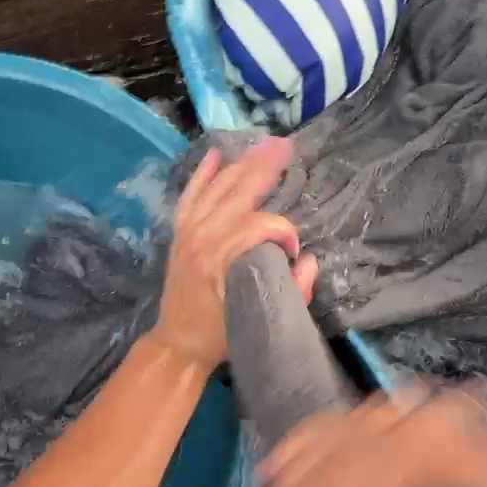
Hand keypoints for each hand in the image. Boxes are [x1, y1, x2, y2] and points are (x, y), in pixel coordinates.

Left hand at [148, 137, 318, 371]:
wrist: (177, 343)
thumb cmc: (220, 336)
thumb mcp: (259, 320)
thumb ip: (292, 292)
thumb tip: (309, 260)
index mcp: (221, 259)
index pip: (259, 226)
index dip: (282, 230)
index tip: (293, 248)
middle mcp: (202, 238)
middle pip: (237, 194)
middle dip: (264, 169)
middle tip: (286, 146)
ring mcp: (187, 232)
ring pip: (215, 189)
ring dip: (240, 165)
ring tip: (263, 144)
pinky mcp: (179, 233)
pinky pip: (191, 196)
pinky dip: (203, 175)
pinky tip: (216, 155)